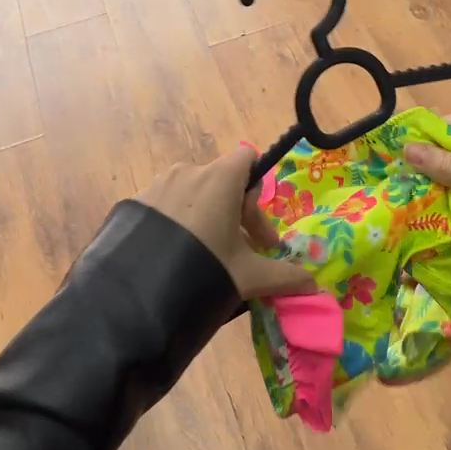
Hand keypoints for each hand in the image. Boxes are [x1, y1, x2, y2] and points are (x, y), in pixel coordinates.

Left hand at [136, 147, 318, 299]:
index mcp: (220, 178)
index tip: (254, 226)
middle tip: (243, 251)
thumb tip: (313, 284)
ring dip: (207, 217)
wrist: (137, 292)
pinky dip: (180, 221)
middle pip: (222, 179)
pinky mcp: (139, 200)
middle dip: (236, 212)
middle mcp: (191, 171)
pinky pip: (169, 203)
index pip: (247, 157)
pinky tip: (177, 255)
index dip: (256, 188)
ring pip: (195, 192)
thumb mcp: (248, 275)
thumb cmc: (203, 269)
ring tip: (208, 256)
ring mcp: (161, 183)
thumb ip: (283, 275)